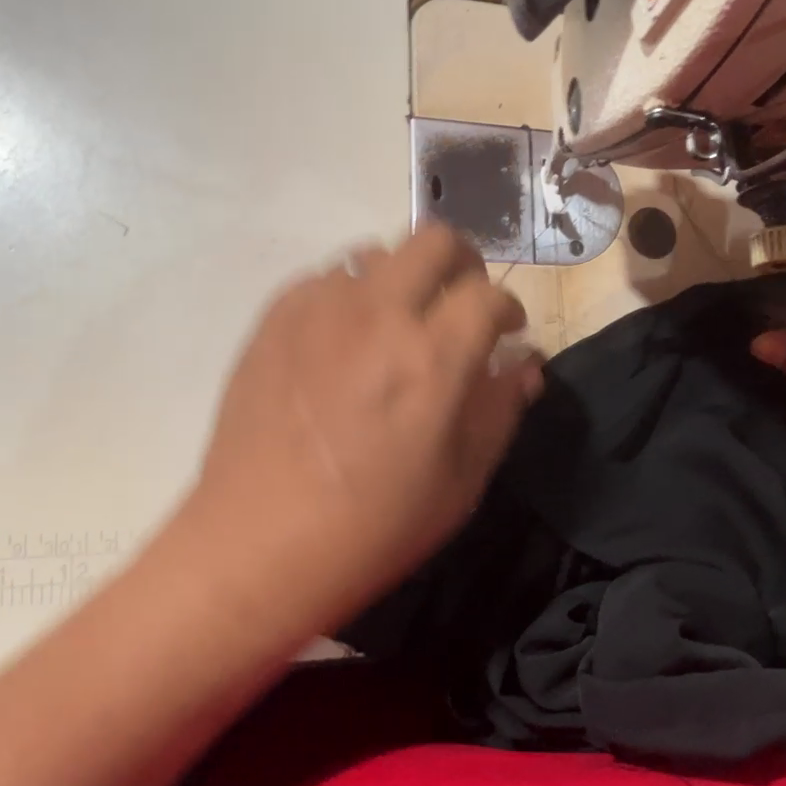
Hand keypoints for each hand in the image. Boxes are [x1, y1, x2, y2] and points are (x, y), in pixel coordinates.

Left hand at [188, 227, 542, 626]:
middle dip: (464, 263)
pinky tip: (345, 342)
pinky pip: (324, 279)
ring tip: (399, 324)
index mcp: (433, 357)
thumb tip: (524, 365)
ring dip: (402, 279)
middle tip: (463, 302)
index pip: (489, 295)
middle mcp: (378, 314)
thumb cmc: (376, 527)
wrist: (261, 544)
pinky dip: (350, 295)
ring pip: (375, 254)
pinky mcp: (273, 320)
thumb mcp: (461, 481)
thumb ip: (500, 410)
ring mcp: (318, 310)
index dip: (509, 309)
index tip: (508, 332)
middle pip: (434, 240)